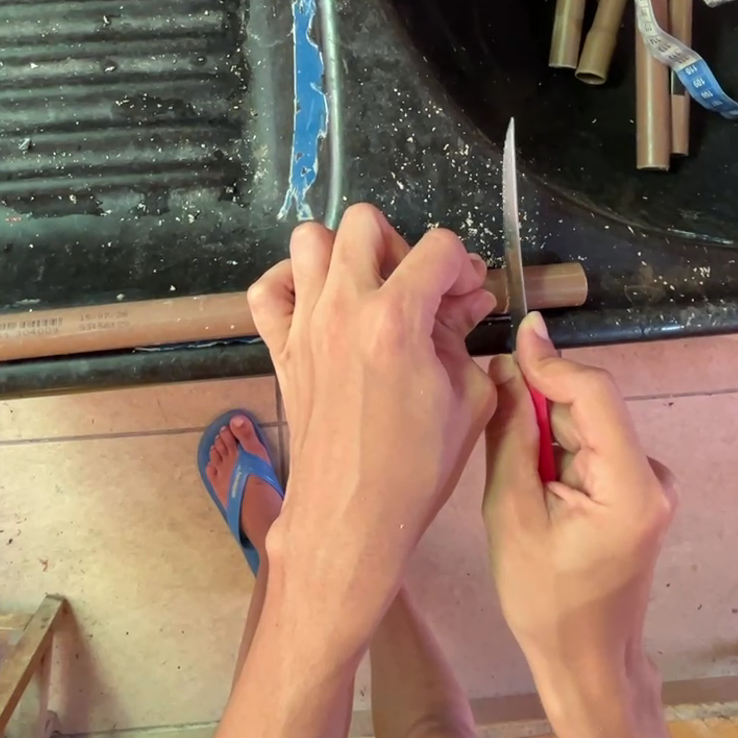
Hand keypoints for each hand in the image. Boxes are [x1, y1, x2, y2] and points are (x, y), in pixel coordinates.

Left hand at [246, 204, 498, 630]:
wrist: (350, 515)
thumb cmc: (418, 466)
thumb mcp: (468, 399)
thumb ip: (467, 336)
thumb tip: (470, 298)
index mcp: (396, 318)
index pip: (439, 247)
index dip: (463, 264)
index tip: (467, 296)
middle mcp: (344, 306)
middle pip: (365, 222)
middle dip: (400, 244)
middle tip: (414, 289)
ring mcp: (304, 322)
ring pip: (310, 240)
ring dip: (344, 253)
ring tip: (367, 291)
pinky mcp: (280, 344)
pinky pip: (267, 288)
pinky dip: (290, 284)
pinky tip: (318, 306)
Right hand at [482, 312, 677, 737]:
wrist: (584, 659)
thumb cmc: (542, 598)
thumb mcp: (511, 512)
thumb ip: (511, 433)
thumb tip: (506, 366)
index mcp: (630, 488)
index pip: (594, 394)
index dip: (550, 361)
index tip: (512, 335)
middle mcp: (652, 476)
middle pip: (588, 405)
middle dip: (537, 399)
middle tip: (489, 408)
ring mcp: (649, 482)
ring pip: (585, 421)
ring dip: (543, 426)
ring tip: (511, 465)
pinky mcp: (637, 487)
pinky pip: (589, 442)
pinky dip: (556, 446)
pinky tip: (533, 477)